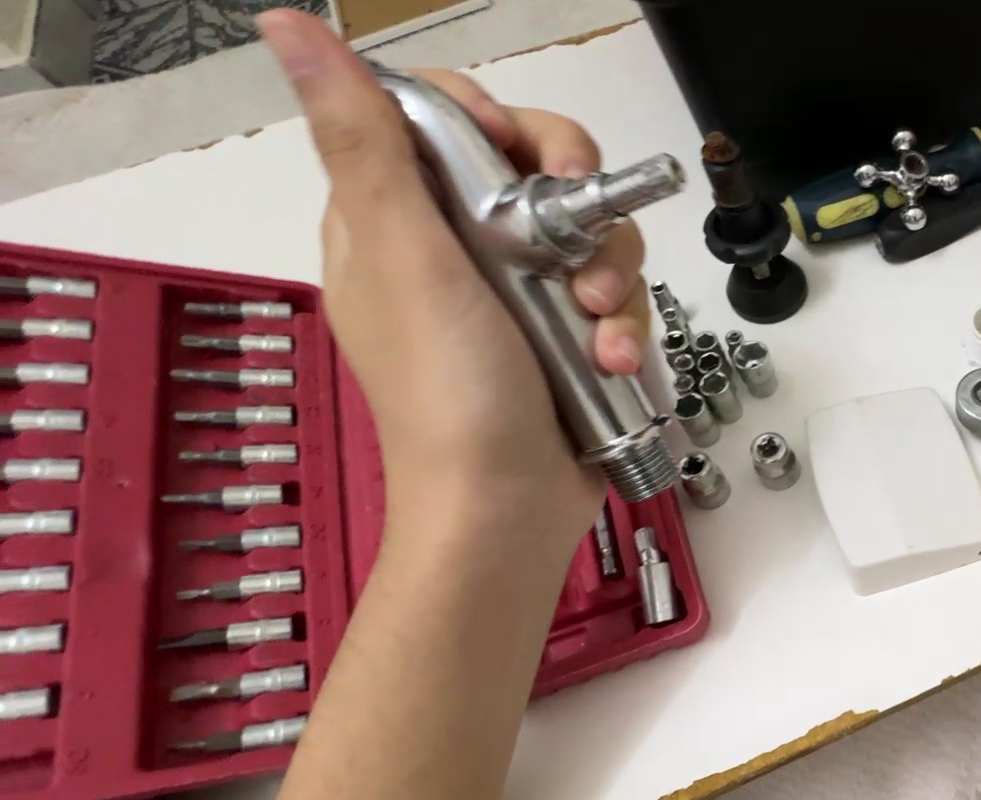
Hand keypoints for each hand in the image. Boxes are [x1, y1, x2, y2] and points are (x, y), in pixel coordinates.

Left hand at [257, 10, 650, 558]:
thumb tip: (293, 29)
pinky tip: (617, 361)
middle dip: (579, 207)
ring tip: (602, 330)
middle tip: (587, 242)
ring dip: (612, 280)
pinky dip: (625, 330)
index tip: (527, 159)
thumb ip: (369, 149)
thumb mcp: (409, 264)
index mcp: (400, 223)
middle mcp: (466, 254)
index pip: (447, 127)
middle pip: (540, 178)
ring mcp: (529, 304)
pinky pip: (617, 304)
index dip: (494, 127)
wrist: (509, 509)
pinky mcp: (577, 343)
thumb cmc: (452, 393)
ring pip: (593, 243)